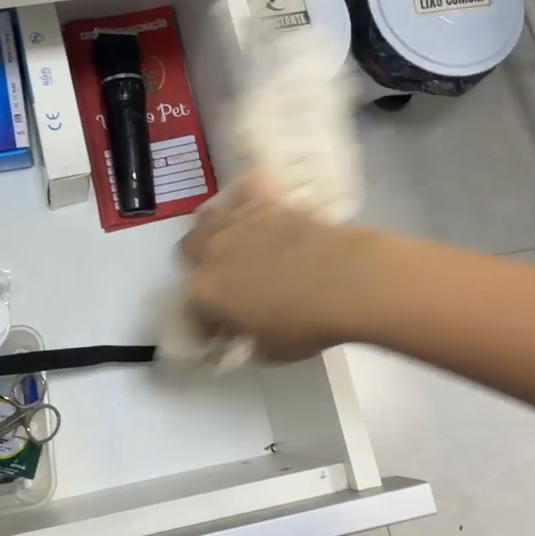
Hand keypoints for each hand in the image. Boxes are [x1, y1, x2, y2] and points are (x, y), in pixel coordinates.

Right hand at [179, 176, 404, 359]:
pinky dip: (250, 191)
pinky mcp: (270, 202)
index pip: (192, 308)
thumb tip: (245, 330)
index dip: (206, 322)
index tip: (222, 331)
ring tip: (235, 239)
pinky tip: (258, 201)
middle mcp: (214, 251)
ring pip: (210, 215)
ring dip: (216, 227)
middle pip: (189, 248)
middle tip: (224, 278)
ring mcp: (240, 223)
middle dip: (200, 262)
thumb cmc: (306, 324)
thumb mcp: (270, 349)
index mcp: (205, 292)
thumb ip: (248, 336)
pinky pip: (249, 186)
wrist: (345, 281)